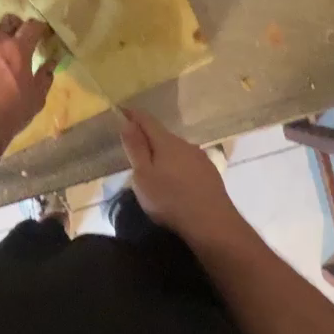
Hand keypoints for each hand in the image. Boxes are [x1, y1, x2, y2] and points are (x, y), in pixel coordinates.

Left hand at [0, 14, 54, 142]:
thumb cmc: (11, 114)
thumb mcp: (36, 99)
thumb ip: (45, 77)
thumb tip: (51, 62)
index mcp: (18, 49)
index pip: (32, 26)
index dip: (39, 27)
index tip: (41, 33)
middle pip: (6, 20)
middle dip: (15, 25)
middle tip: (17, 36)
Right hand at [118, 108, 240, 237]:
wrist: (212, 222)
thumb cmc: (170, 199)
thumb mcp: (143, 176)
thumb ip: (135, 148)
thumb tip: (127, 122)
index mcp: (166, 142)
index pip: (146, 120)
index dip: (132, 114)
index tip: (122, 111)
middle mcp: (185, 144)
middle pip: (162, 135)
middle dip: (147, 137)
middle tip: (133, 146)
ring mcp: (200, 158)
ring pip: (176, 150)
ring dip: (163, 153)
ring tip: (154, 167)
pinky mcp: (210, 173)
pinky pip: (187, 162)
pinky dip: (177, 165)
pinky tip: (175, 180)